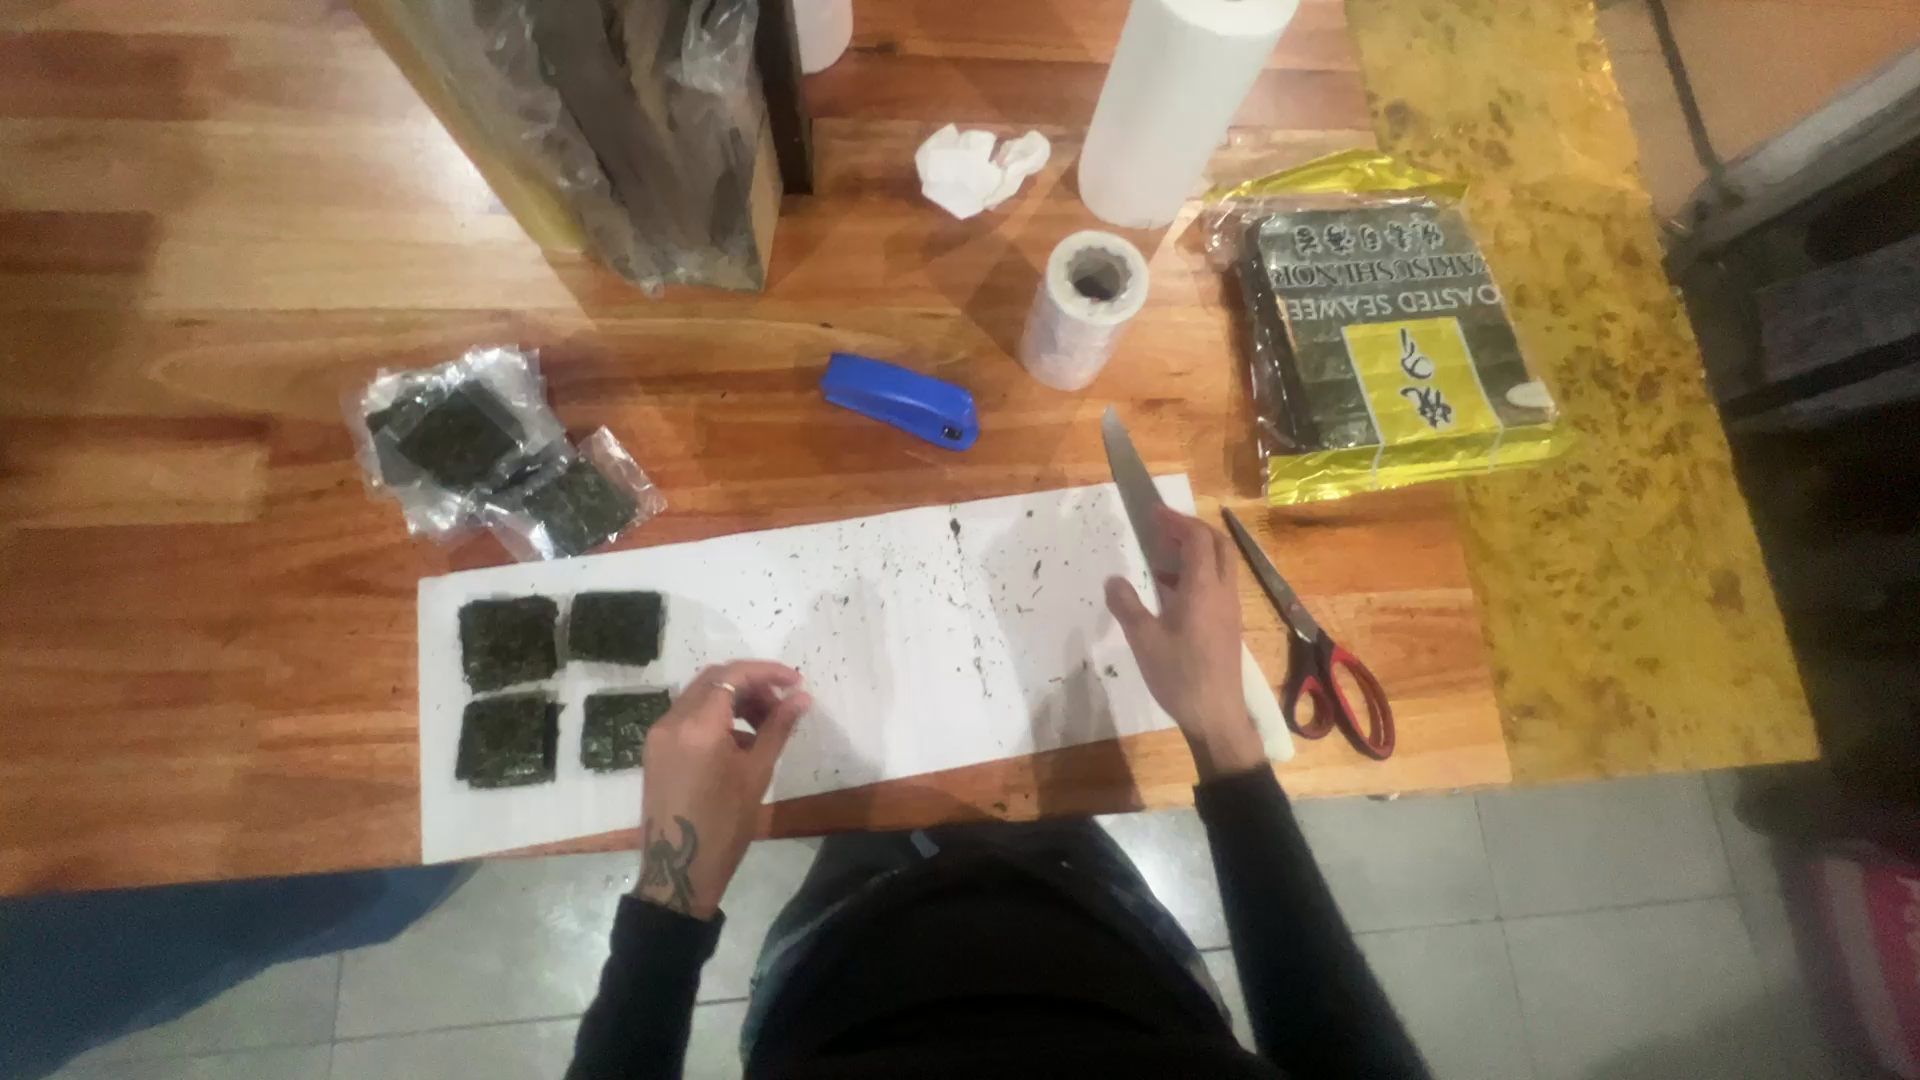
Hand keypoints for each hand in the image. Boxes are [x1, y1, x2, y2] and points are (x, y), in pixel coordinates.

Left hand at [634, 660, 810, 918]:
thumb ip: (778, 727)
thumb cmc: (725, 825)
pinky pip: (689, 716)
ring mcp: (659, 735)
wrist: (678, 873)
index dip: (768, 672)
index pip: (734, 676)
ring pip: (701, 695)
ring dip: (735, 698)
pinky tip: (740, 740)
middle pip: (715, 679)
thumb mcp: (757, 773)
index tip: (796, 682)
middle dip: (752, 683)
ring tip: (766, 723)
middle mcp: (672, 721)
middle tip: (782, 703)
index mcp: (698, 726)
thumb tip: (802, 698)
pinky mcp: (655, 749)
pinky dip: (717, 715)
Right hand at [1105, 506, 1264, 779]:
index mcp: (1203, 589)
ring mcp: (1229, 609)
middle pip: (1217, 544)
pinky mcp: (1227, 624)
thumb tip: (1113, 580)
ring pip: (1220, 564)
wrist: (1216, 716)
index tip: (1152, 512)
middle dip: (1189, 529)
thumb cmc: (1179, 676)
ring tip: (1159, 556)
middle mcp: (1222, 592)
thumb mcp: (1143, 640)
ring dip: (1194, 551)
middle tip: (1159, 528)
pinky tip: (1170, 591)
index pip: (1197, 539)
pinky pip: (1216, 584)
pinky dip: (1196, 573)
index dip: (1175, 521)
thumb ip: (1126, 605)